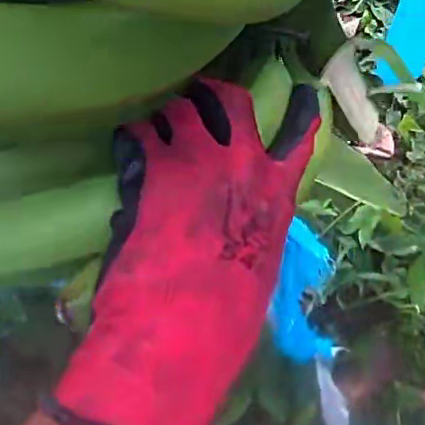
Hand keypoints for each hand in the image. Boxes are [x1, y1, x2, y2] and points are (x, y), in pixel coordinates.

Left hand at [47, 78, 320, 424]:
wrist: (176, 335)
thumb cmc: (226, 316)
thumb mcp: (261, 262)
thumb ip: (258, 221)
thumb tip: (246, 212)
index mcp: (275, 191)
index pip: (300, 132)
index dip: (301, 105)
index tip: (300, 89)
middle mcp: (241, 164)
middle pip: (231, 100)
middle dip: (212, 94)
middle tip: (196, 99)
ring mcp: (196, 161)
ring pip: (179, 110)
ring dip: (166, 117)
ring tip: (154, 130)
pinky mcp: (152, 170)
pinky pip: (137, 133)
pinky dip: (130, 137)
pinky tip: (123, 148)